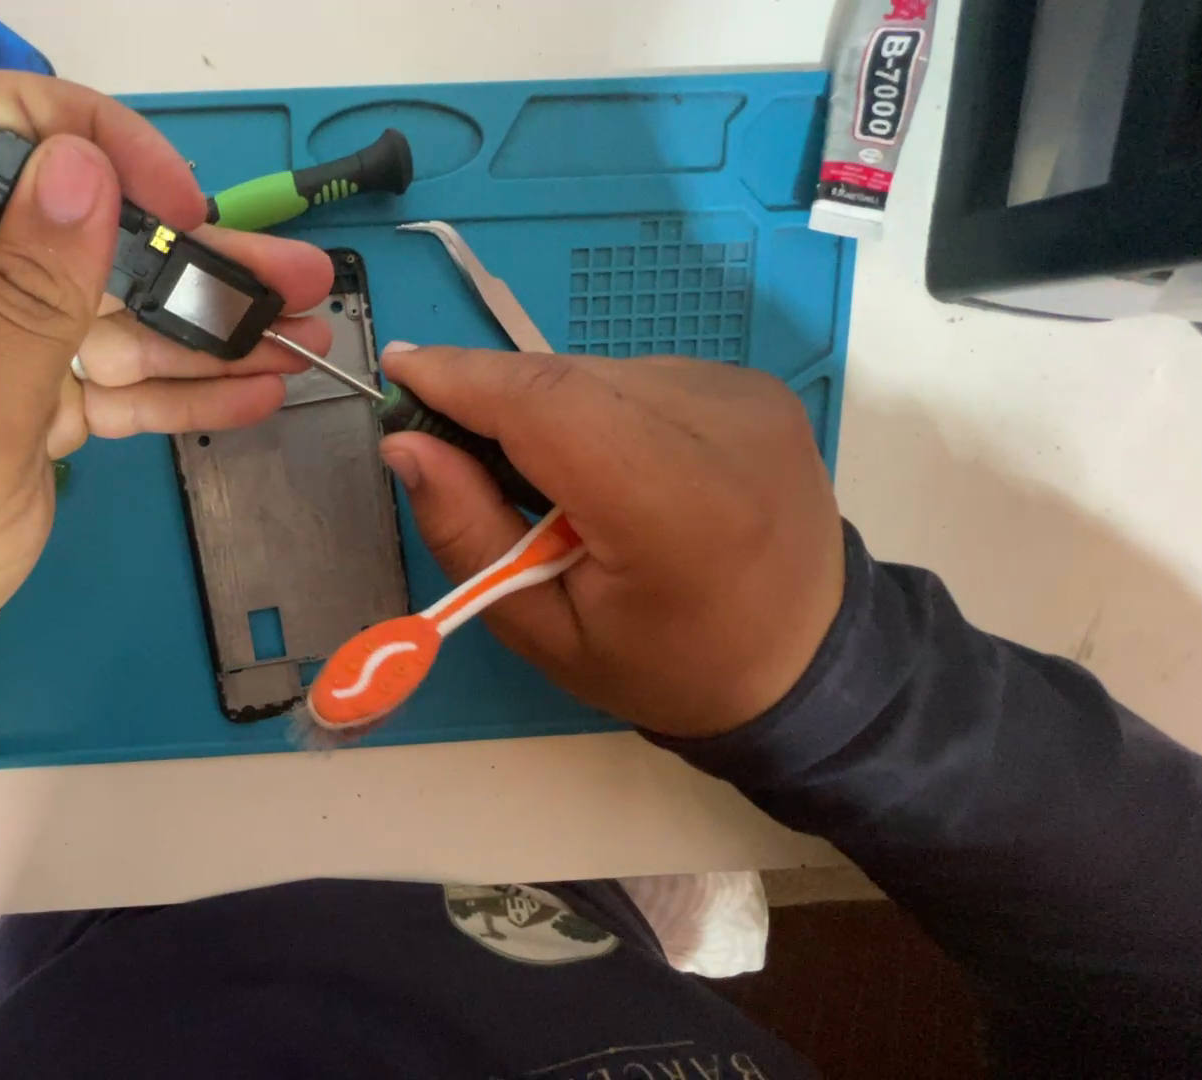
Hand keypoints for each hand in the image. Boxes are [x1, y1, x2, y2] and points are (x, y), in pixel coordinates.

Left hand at [0, 74, 333, 655]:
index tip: (184, 210)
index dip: (102, 146)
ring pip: (123, 312)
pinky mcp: (37, 401)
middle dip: (202, 258)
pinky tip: (257, 393)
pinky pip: (120, 380)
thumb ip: (26, 295)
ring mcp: (5, 343)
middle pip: (95, 232)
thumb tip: (82, 163)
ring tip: (308, 337)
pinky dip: (183, 389)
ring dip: (215, 329)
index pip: (2, 129)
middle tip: (302, 281)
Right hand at [377, 346, 844, 738]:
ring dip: (534, 405)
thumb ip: (468, 534)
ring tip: (524, 469)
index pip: (547, 407)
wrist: (804, 662)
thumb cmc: (661, 665)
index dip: (462, 379)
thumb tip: (405, 446)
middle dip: (484, 393)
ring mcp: (745, 396)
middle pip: (563, 379)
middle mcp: (722, 427)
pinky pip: (629, 375)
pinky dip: (583, 406)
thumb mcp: (542, 628)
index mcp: (674, 508)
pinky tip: (586, 459)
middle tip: (435, 430)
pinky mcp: (749, 386)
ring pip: (592, 371)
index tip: (397, 369)